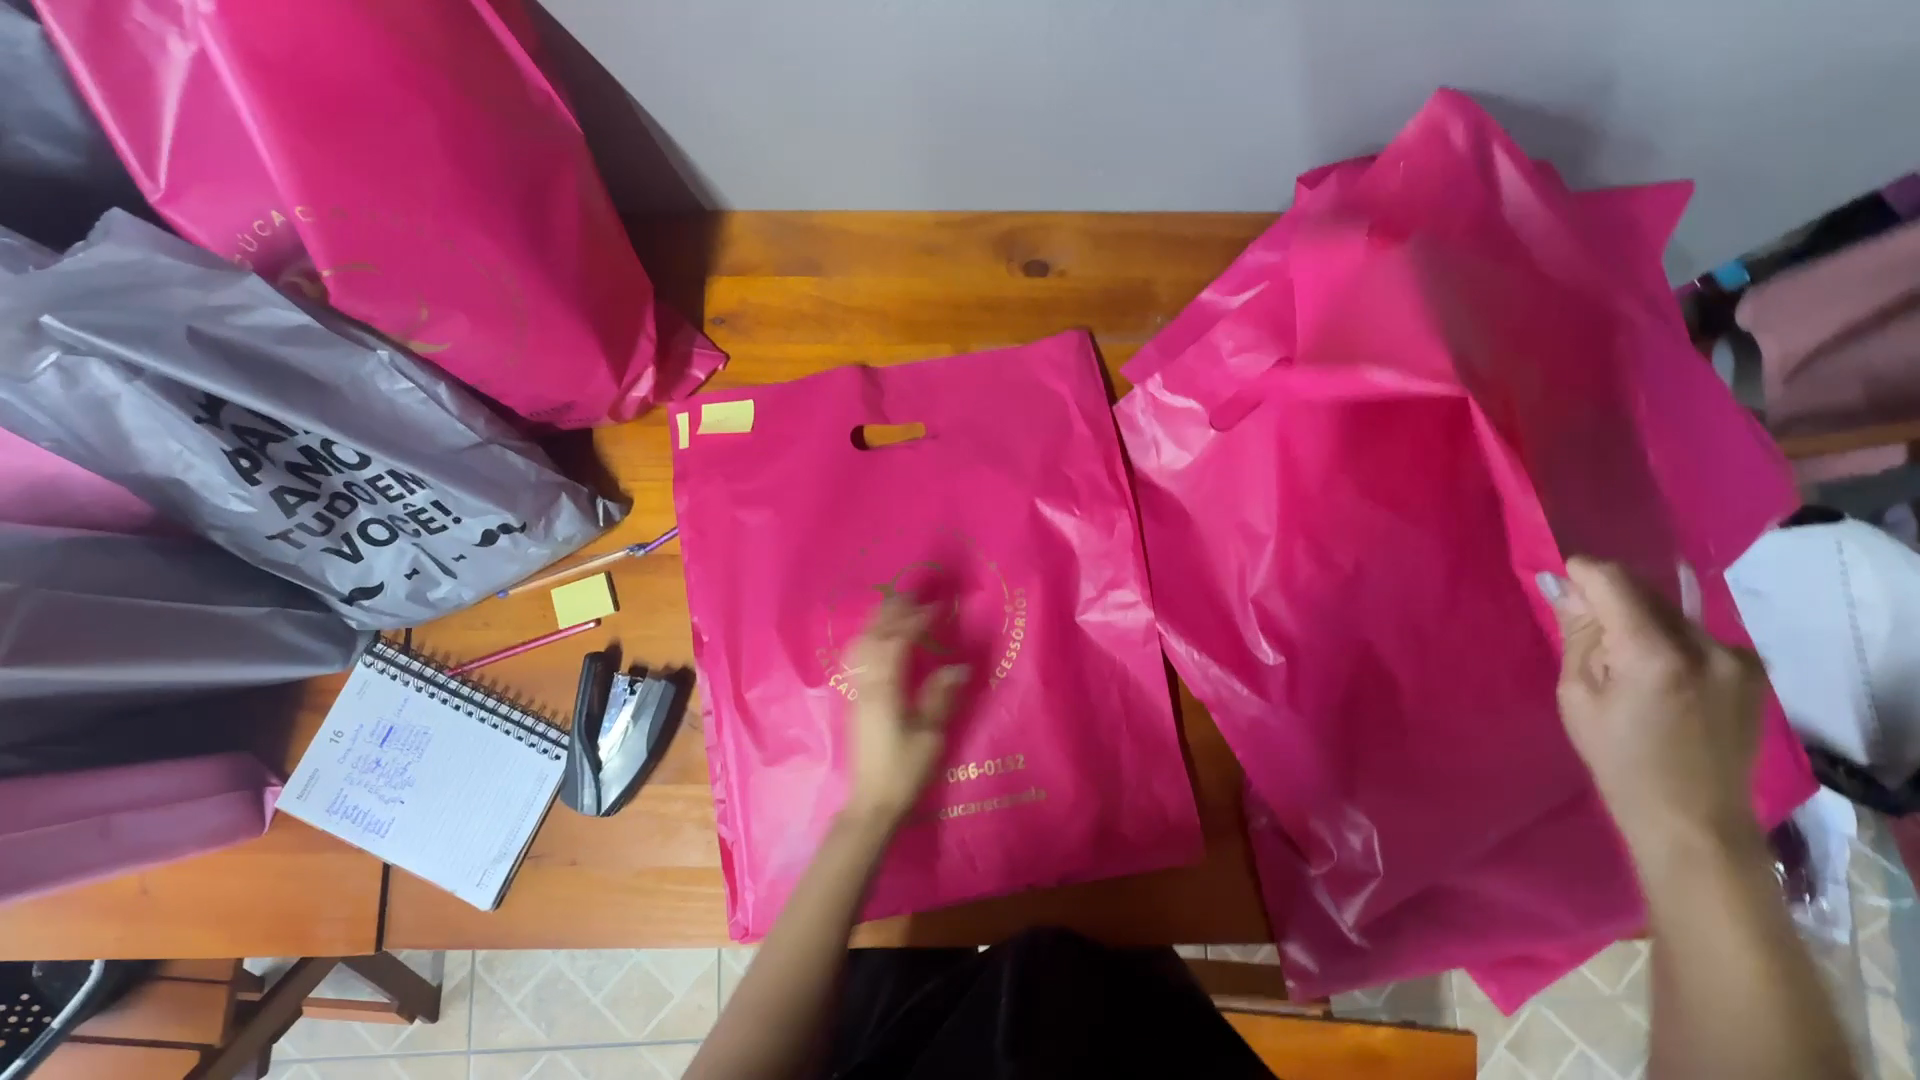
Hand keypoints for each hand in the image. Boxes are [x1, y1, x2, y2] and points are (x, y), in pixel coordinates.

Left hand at [843, 598, 969, 825]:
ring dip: (878, 622)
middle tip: (913, 593)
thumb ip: (941, 697)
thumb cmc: (904, 772)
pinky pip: (857, 659)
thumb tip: (958, 666)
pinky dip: (868, 640)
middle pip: (874, 636)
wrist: (871, 804)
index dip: (917, 620)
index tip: (938, 606)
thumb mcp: (931, 736)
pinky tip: (877, 641)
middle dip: (893, 611)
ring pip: (861, 645)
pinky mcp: (854, 703)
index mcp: (885, 689)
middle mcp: (865, 684)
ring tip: (895, 608)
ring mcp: (856, 693)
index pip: (898, 641)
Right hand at [1542, 558, 1767, 859]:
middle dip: (1610, 601)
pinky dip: (1669, 643)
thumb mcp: (1577, 697)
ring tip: (1624, 663)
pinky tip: (1660, 679)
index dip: (1584, 571)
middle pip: (1646, 594)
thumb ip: (1579, 636)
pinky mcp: (1752, 671)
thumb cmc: (1619, 760)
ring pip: (1672, 616)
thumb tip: (1568, 589)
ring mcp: (1737, 658)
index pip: (1614, 581)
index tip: (1562, 578)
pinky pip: (1697, 638)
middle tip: (1585, 630)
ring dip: (1641, 623)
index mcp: (1654, 654)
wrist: (1693, 818)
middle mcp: (1706, 645)